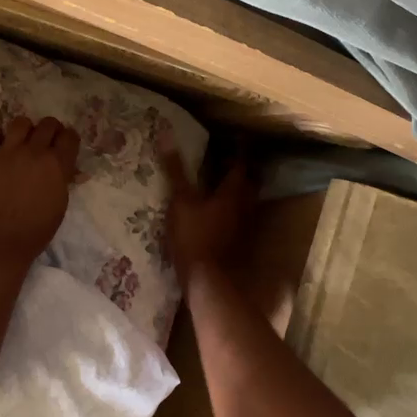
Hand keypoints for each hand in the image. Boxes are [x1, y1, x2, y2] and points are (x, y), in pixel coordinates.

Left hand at [0, 116, 79, 270]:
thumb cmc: (35, 231)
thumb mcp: (60, 206)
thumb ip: (65, 181)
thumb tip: (73, 170)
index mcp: (57, 165)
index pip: (70, 136)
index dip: (68, 139)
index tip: (64, 145)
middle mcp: (34, 153)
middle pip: (47, 124)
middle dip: (50, 130)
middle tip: (45, 141)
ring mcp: (7, 153)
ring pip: (19, 122)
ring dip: (24, 130)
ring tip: (20, 142)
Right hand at [159, 139, 253, 286]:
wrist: (209, 281)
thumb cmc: (195, 237)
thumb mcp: (181, 201)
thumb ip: (175, 170)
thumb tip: (166, 135)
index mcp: (233, 191)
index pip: (240, 163)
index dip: (239, 149)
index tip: (237, 137)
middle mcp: (245, 206)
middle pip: (250, 182)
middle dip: (242, 169)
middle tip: (228, 160)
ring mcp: (245, 225)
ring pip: (247, 200)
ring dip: (239, 189)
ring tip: (222, 183)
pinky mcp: (240, 241)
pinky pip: (241, 217)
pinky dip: (233, 208)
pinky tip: (219, 212)